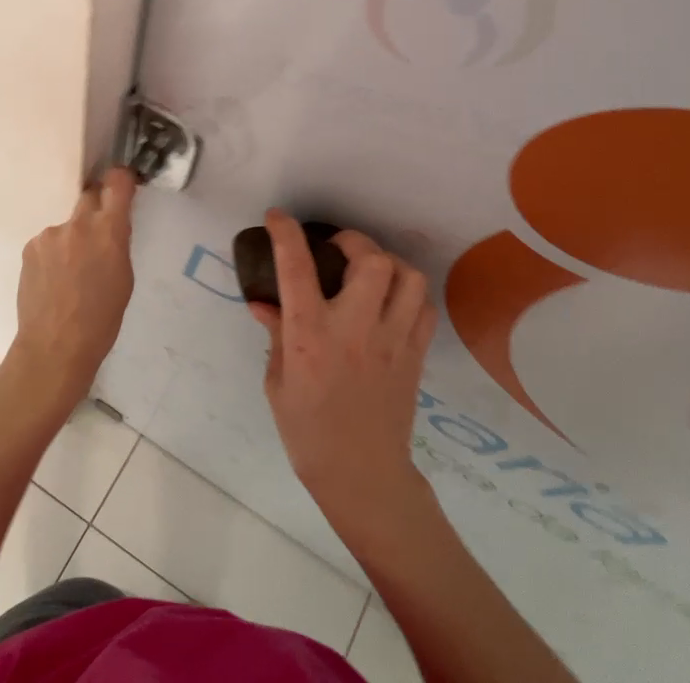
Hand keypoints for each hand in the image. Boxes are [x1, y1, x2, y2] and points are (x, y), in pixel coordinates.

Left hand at [9, 167, 138, 406]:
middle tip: (98, 235)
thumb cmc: (102, 319)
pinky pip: (48, 244)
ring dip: (72, 241)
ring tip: (71, 276)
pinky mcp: (30, 248)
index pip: (116, 183)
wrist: (55, 344)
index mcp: (108, 231)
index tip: (122, 182)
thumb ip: (116, 244)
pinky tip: (54, 282)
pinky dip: (54, 256)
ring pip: (67, 227)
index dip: (121, 179)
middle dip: (96, 210)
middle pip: (89, 198)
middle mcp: (77, 224)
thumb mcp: (124, 278)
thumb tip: (111, 229)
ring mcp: (49, 235)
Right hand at [250, 210, 436, 525]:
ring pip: (408, 278)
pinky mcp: (416, 355)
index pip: (298, 269)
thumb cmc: (306, 430)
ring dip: (387, 264)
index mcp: (310, 336)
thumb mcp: (277, 381)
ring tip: (369, 271)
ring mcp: (392, 341)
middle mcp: (354, 329)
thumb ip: (277, 335)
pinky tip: (391, 303)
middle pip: (371, 261)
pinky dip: (409, 294)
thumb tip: (266, 303)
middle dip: (354, 241)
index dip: (287, 234)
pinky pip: (423, 308)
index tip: (278, 217)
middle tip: (337, 248)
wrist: (360, 472)